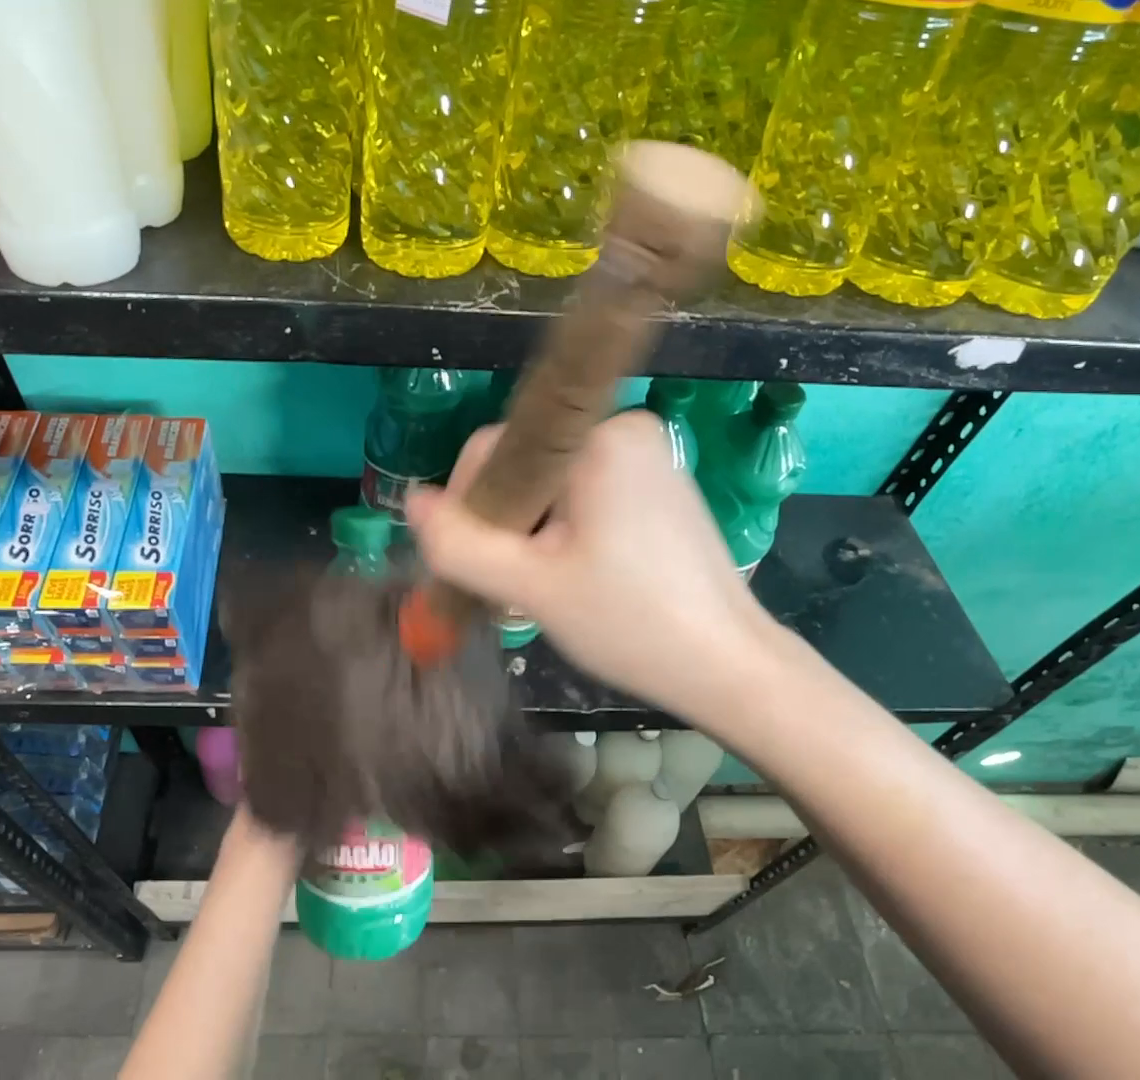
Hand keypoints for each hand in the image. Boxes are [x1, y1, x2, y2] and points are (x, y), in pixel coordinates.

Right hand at [406, 409, 775, 719]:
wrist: (729, 666)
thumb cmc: (630, 622)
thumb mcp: (530, 587)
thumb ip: (458, 544)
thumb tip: (411, 502)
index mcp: (597, 437)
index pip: (493, 450)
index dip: (470, 507)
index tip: (476, 565)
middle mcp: (626, 429)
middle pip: (524, 469)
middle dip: (506, 525)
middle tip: (513, 587)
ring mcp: (649, 457)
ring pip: (552, 487)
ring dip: (533, 533)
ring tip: (545, 588)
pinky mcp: (662, 486)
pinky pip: (586, 495)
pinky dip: (567, 531)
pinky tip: (576, 577)